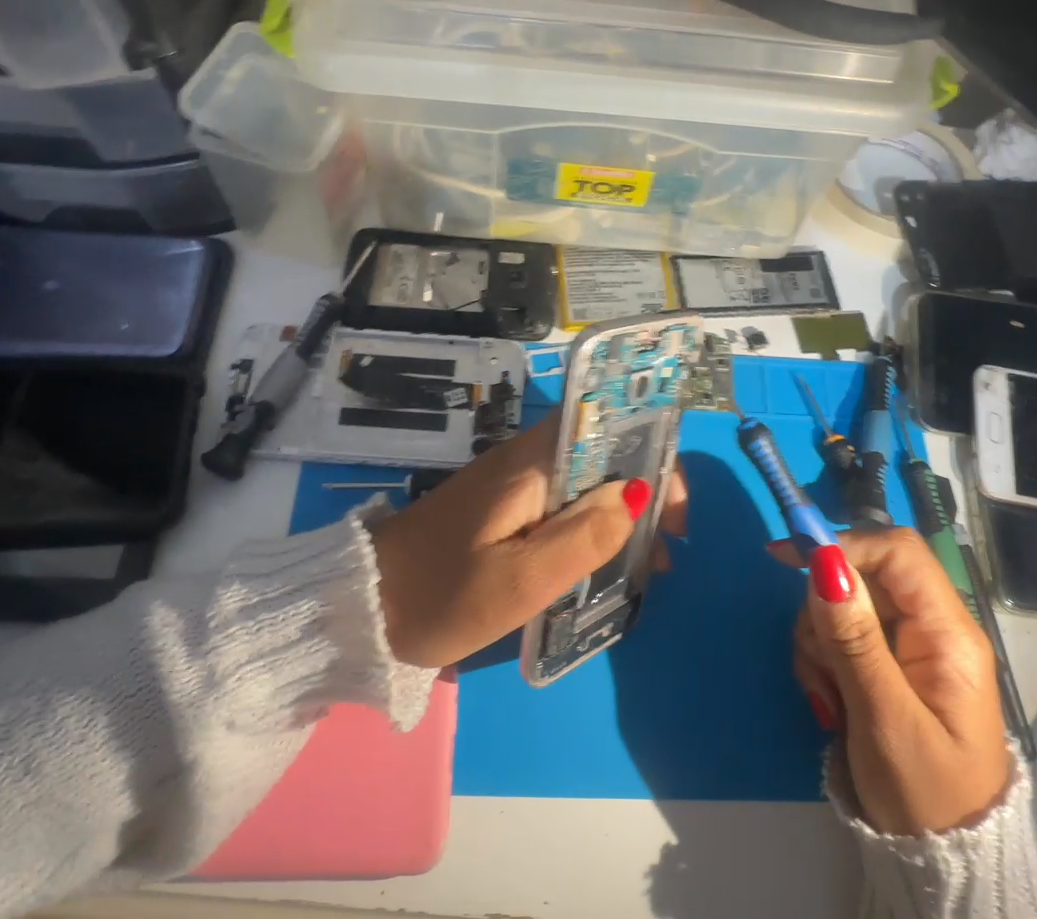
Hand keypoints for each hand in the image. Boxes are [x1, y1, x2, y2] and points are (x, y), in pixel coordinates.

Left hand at [369, 416, 687, 667]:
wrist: (362, 608)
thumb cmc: (441, 596)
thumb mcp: (519, 580)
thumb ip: (581, 537)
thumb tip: (635, 493)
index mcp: (530, 466)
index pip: (607, 428)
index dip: (652, 458)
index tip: (674, 514)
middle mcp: (522, 462)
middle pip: (603, 455)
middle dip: (644, 494)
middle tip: (665, 555)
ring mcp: (509, 486)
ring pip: (584, 483)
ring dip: (621, 517)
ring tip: (647, 569)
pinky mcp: (499, 510)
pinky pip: (560, 506)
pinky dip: (590, 529)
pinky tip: (604, 565)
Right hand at [773, 527, 1010, 834]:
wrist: (942, 857)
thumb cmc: (924, 794)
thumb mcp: (883, 719)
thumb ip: (854, 639)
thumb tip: (824, 564)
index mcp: (948, 634)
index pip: (897, 553)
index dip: (843, 544)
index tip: (785, 557)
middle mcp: (931, 629)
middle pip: (862, 578)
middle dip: (824, 613)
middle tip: (820, 670)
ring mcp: (908, 648)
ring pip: (842, 607)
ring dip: (819, 643)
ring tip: (828, 698)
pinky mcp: (886, 666)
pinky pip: (840, 638)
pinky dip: (822, 661)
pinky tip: (830, 701)